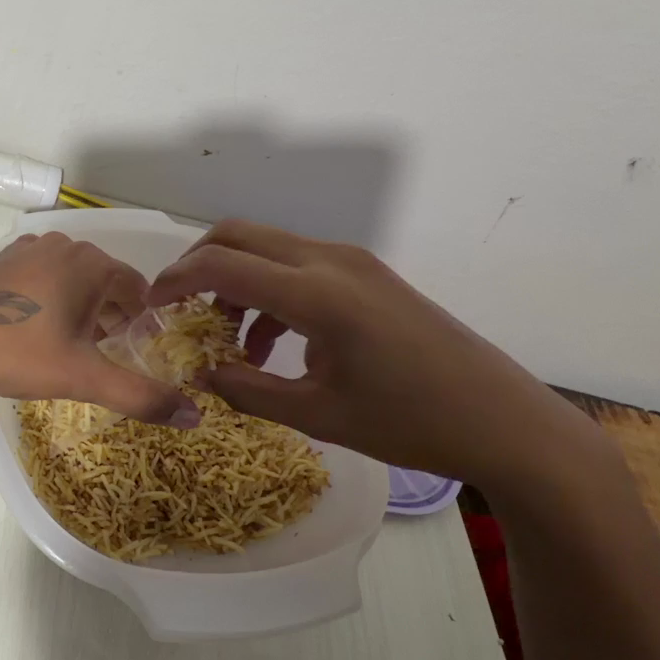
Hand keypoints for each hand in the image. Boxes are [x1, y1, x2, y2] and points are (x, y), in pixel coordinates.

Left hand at [0, 232, 198, 427]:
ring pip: (72, 278)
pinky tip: (43, 331)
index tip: (144, 350)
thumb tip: (196, 416)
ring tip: (79, 347)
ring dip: (83, 308)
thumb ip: (141, 395)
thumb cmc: (18, 353)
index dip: (145, 319)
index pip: (136, 287)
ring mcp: (26, 249)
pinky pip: (43, 276)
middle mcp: (60, 244)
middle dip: (114, 316)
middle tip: (112, 355)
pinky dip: (53, 298)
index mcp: (88, 262)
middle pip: (104, 281)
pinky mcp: (1, 261)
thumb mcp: (84, 377)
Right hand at [146, 219, 608, 494]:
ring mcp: (353, 262)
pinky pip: (296, 263)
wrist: (509, 424)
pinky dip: (267, 289)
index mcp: (317, 294)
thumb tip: (199, 374)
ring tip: (229, 337)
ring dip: (233, 279)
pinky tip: (273, 343)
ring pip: (266, 246)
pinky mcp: (368, 274)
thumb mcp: (318, 415)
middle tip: (178, 307)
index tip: (150, 306)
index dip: (175, 281)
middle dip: (196, 265)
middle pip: (237, 235)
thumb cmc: (412, 424)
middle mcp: (331, 261)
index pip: (221, 265)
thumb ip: (247, 390)